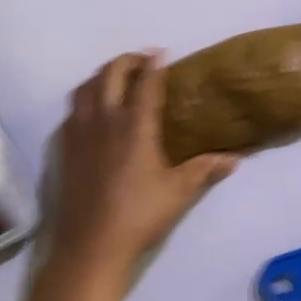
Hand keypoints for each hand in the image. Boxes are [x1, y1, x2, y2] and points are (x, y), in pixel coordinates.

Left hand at [51, 52, 239, 273]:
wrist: (90, 247)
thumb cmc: (138, 216)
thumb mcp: (179, 193)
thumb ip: (205, 170)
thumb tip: (235, 158)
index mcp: (136, 125)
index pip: (146, 82)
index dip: (154, 64)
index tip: (161, 53)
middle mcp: (106, 120)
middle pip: (110, 74)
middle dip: (126, 61)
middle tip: (141, 63)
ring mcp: (80, 133)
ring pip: (85, 88)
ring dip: (101, 76)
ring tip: (115, 81)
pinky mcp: (65, 149)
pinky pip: (72, 111)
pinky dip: (84, 100)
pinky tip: (92, 113)